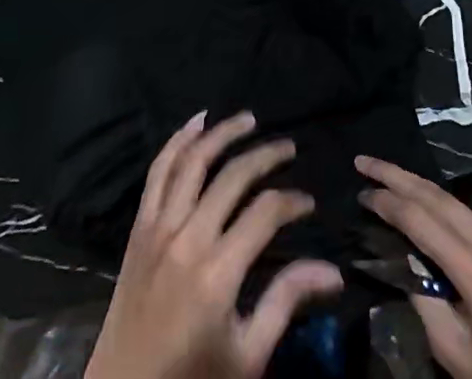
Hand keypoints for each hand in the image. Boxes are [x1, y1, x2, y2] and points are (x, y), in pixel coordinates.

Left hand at [86, 112, 344, 378]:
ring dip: (221, 134)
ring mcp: (157, 230)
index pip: (265, 212)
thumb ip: (286, 301)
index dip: (292, 200)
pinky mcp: (137, 230)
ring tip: (248, 119)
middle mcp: (186, 240)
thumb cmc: (191, 378)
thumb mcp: (247, 355)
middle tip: (289, 147)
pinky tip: (196, 123)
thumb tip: (333, 270)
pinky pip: (157, 175)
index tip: (309, 203)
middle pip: (231, 177)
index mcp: (217, 273)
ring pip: (191, 163)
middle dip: (266, 155)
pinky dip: (176, 143)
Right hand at [357, 156, 471, 378]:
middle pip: (440, 197)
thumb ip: (422, 297)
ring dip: (420, 191)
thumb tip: (400, 255)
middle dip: (398, 175)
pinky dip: (447, 214)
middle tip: (364, 160)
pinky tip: (426, 212)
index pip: (424, 221)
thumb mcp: (453, 350)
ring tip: (386, 179)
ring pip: (459, 205)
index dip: (388, 202)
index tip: (360, 188)